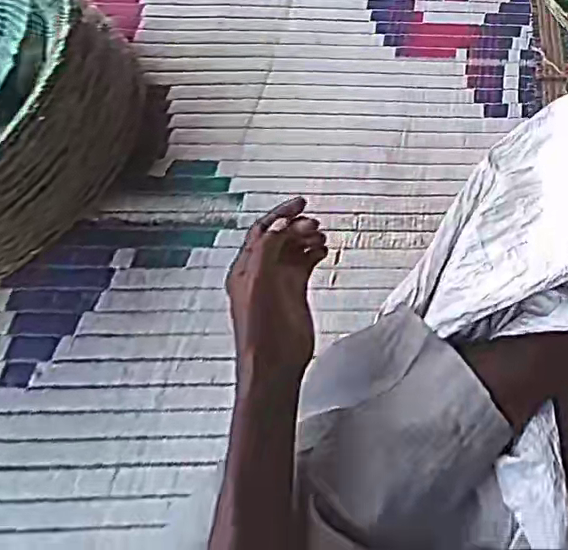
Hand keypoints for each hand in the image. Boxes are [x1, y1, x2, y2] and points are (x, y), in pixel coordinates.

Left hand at [226, 197, 328, 378]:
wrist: (274, 365)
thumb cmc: (260, 333)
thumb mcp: (259, 283)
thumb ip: (267, 251)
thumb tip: (279, 226)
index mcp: (245, 268)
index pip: (263, 231)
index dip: (280, 214)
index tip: (300, 203)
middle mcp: (261, 272)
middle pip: (280, 237)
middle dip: (297, 225)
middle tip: (314, 223)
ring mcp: (278, 281)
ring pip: (294, 247)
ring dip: (307, 237)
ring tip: (320, 236)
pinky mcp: (294, 291)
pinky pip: (305, 262)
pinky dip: (315, 252)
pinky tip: (322, 250)